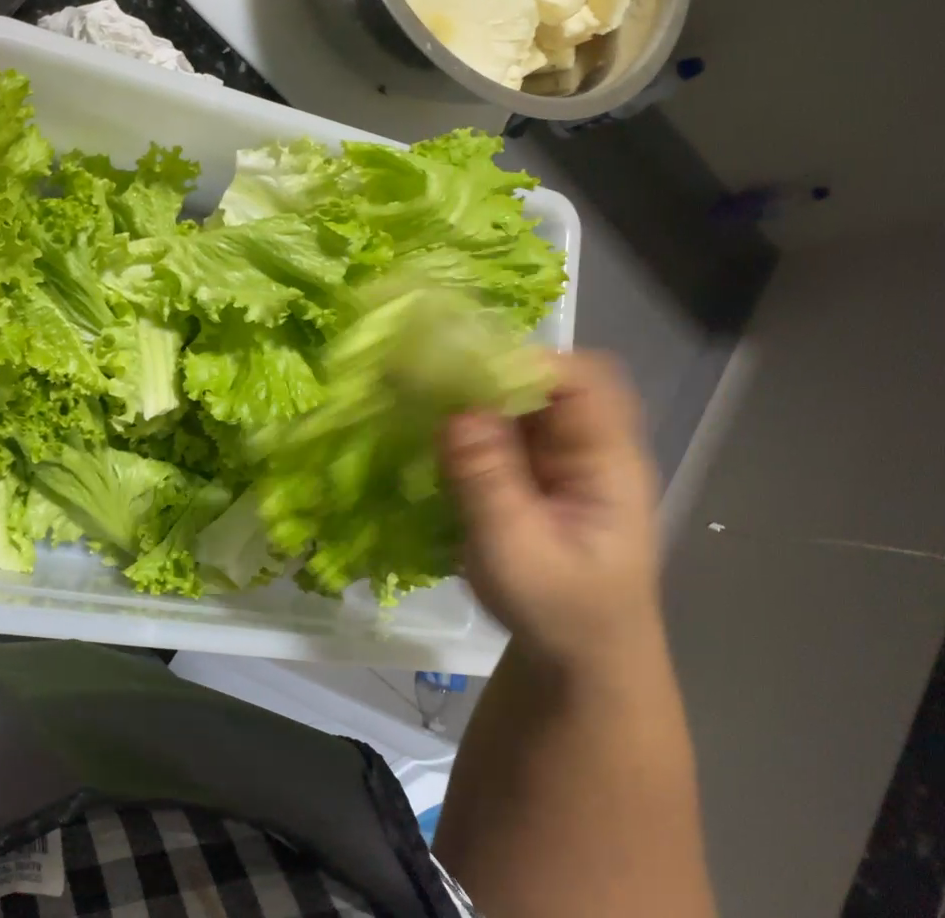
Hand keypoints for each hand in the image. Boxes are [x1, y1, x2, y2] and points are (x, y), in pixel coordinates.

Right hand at [441, 352, 663, 668]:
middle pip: (547, 383)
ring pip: (520, 406)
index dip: (524, 364)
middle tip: (424, 383)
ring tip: (417, 404)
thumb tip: (456, 408)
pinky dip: (468, 426)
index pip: (583, 381)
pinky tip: (432, 438)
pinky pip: (503, 433)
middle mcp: (589, 450)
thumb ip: (486, 478)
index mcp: (606, 462)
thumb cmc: (558, 610)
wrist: (582, 660)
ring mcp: (563, 463)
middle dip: (486, 375)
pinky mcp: (535, 478)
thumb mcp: (514, 548)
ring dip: (472, 400)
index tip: (458, 372)